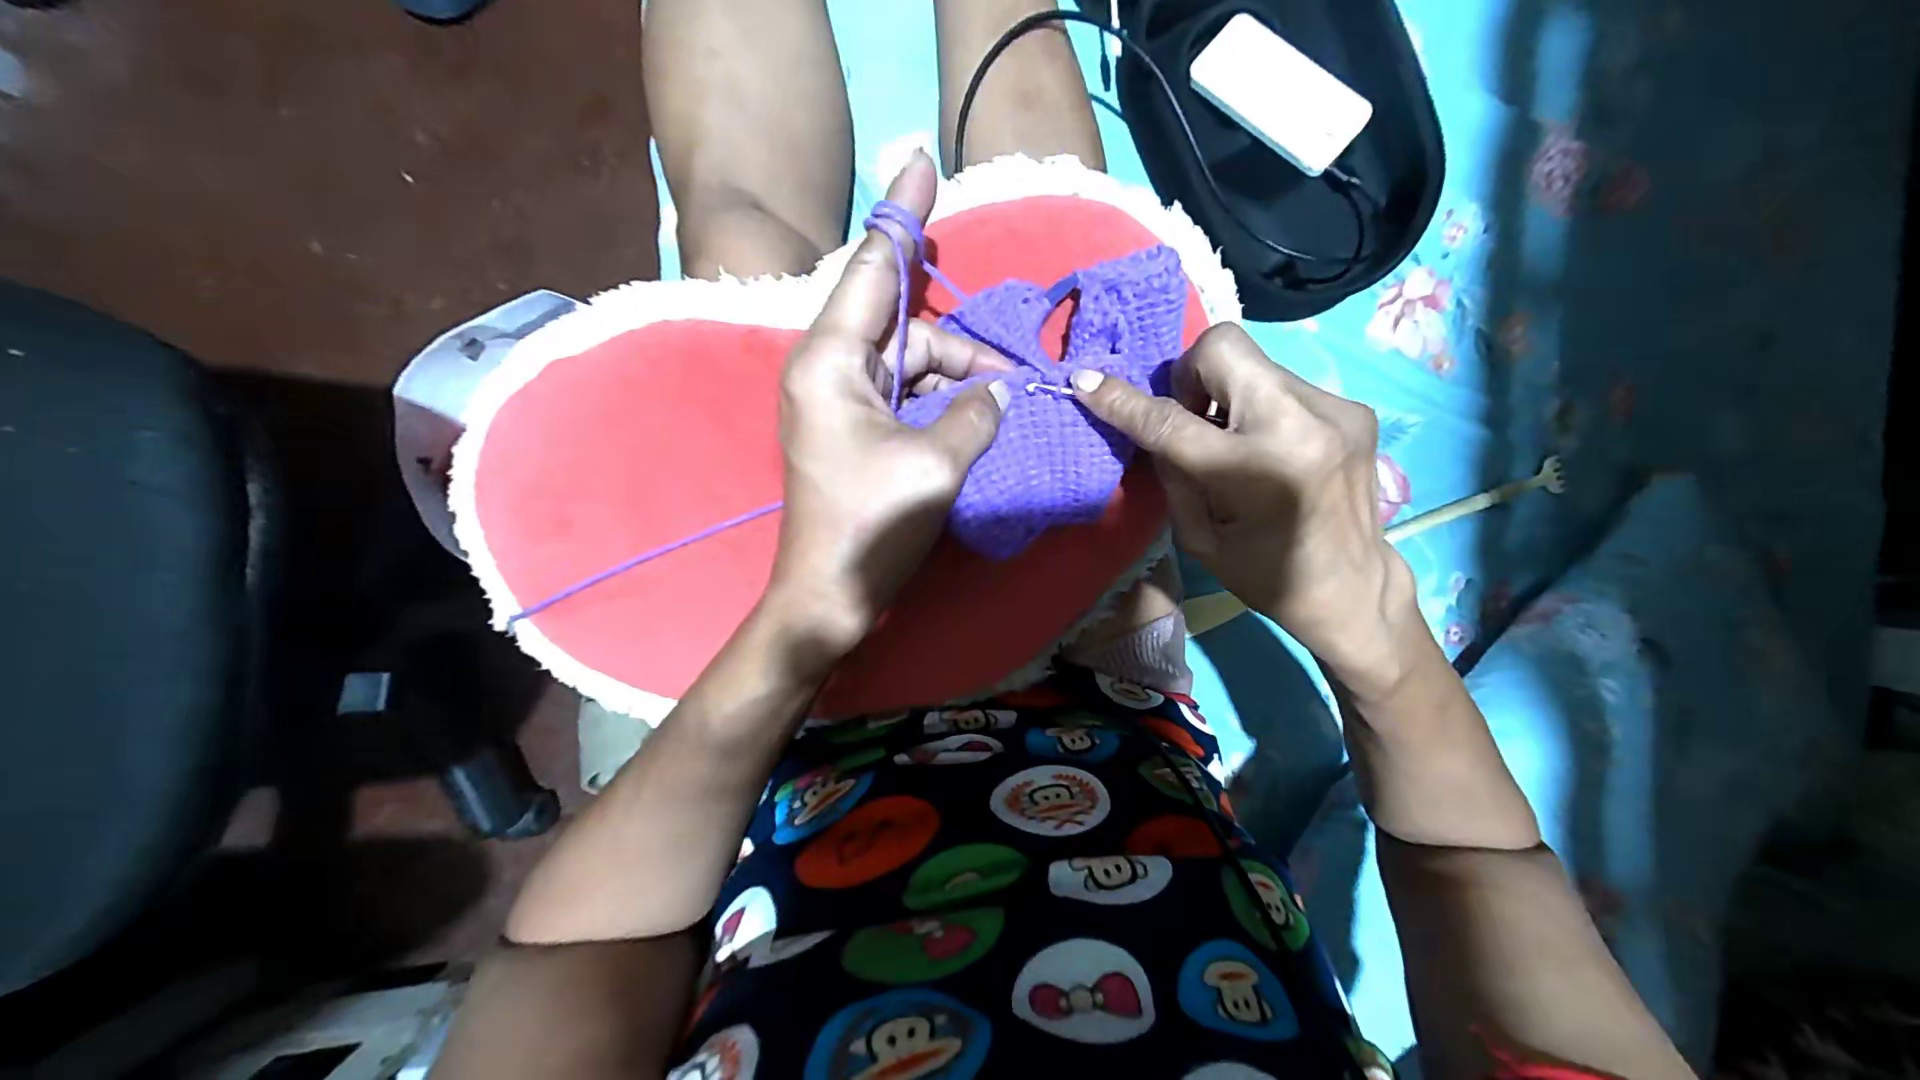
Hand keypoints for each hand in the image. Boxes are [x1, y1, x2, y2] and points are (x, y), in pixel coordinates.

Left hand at [763, 151, 1011, 654]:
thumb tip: (1002, 390)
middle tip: (1013, 382)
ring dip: (958, 383)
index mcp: (831, 362)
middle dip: (962, 349)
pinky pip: (906, 397)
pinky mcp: (854, 431)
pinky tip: (977, 421)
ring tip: (1002, 411)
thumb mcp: (936, 463)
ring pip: (911, 366)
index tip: (920, 161)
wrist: (829, 595)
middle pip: (905, 329)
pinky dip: (942, 405)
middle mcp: (830, 370)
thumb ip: (976, 412)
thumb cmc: (871, 526)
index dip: (901, 216)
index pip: (872, 270)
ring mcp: (841, 402)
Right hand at [1072, 323, 1418, 694]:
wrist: (1353, 588)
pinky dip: (1256, 405)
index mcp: (1256, 469)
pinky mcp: (1351, 407)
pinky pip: (1280, 382)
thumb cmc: (1263, 574)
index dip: (1122, 401)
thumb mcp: (1199, 535)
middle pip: (1221, 346)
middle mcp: (1301, 423)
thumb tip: (1150, 419)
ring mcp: (1334, 408)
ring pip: (1252, 360)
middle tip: (1192, 420)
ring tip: (1233, 440)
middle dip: (1189, 375)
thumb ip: (1173, 468)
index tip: (1086, 380)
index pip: (1170, 421)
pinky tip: (1268, 445)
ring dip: (1224, 392)